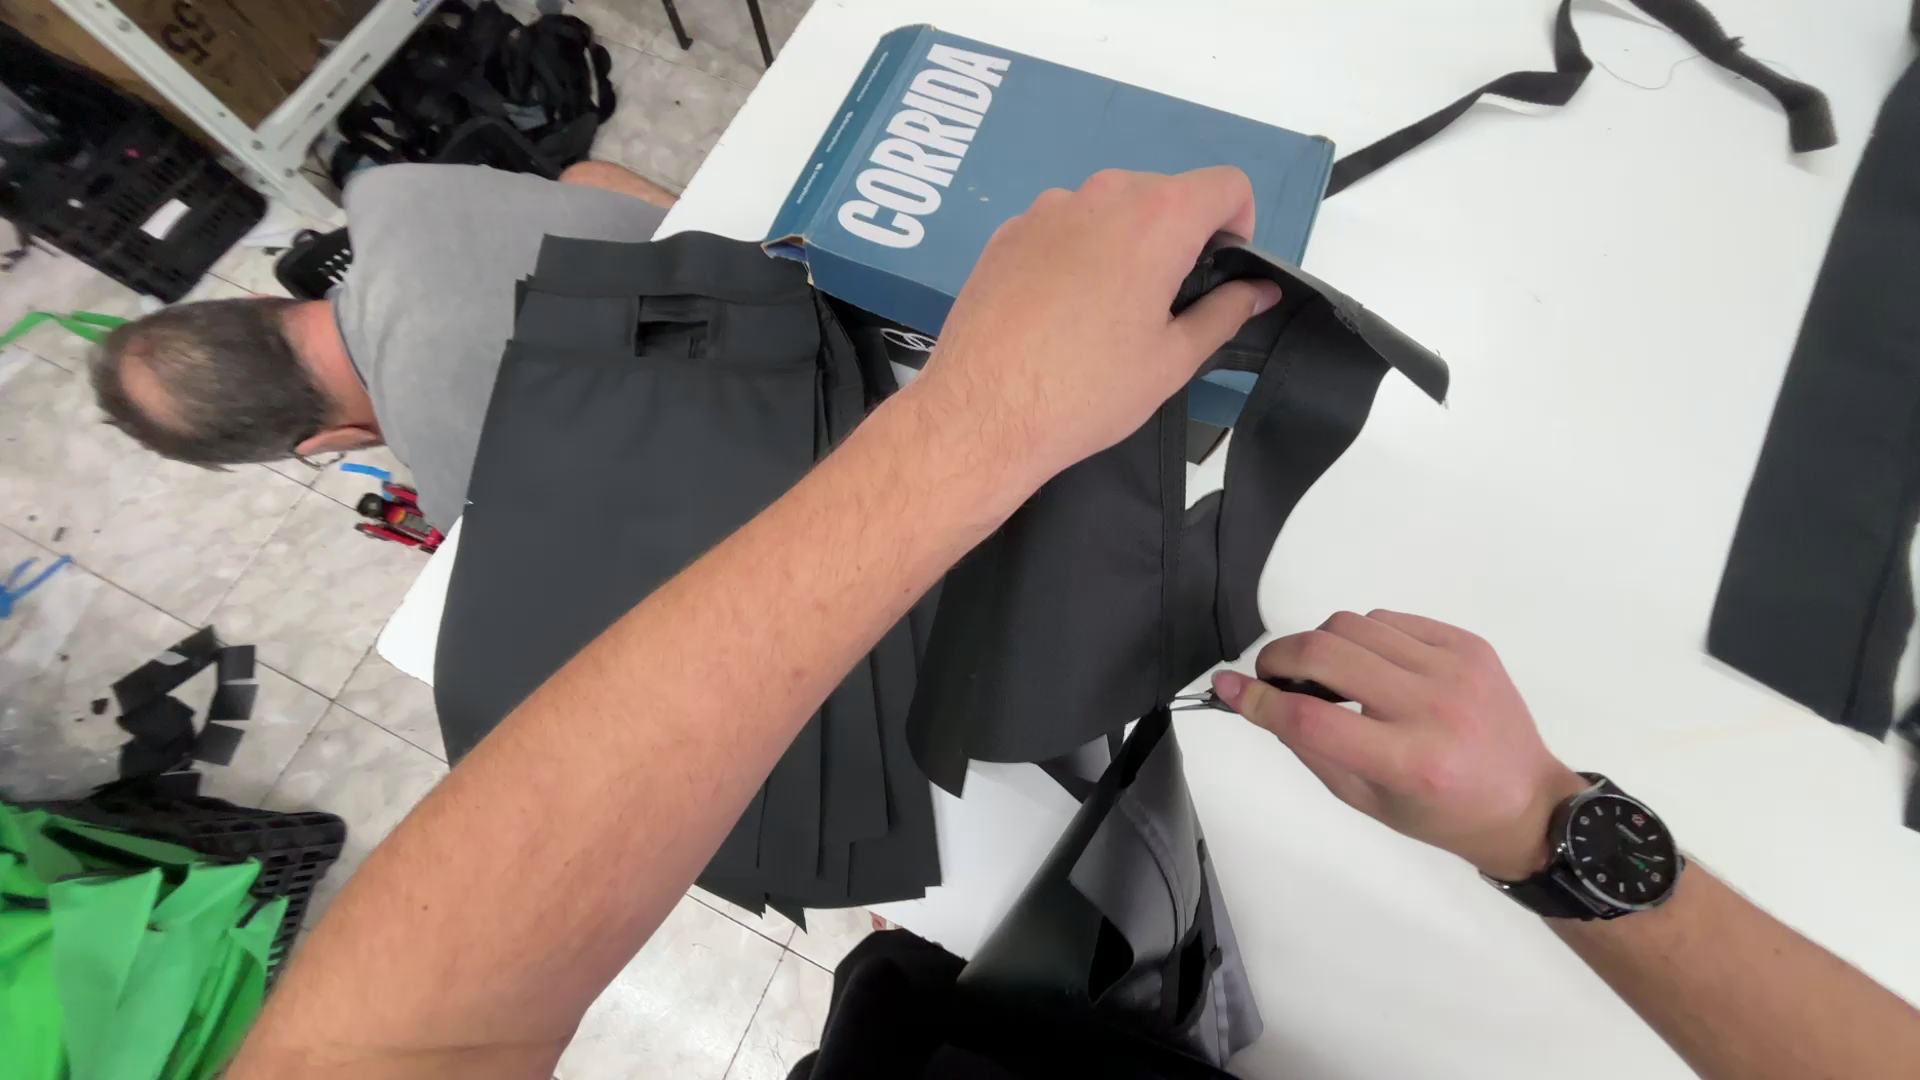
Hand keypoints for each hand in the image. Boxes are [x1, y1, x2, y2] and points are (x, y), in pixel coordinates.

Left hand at [909, 167, 1281, 485]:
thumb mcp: (1171, 361)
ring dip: (1120, 247)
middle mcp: (1099, 195)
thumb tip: (1257, 290)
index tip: (1218, 273)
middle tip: (1159, 308)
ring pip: (1105, 212)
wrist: (981, 415)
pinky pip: (1058, 231)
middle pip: (1162, 196)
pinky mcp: (1003, 236)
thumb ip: (1224, 314)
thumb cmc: (1087, 391)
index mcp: (1156, 216)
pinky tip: (1053, 314)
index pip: (1225, 185)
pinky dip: (1072, 256)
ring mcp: (1043, 211)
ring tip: (1099, 317)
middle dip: (1176, 240)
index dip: (1238, 225)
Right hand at [1212, 610, 1588, 880]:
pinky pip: (1386, 619)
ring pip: (1351, 624)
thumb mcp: (1359, 796)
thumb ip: (1301, 741)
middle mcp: (1435, 708)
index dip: (1258, 699)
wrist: (1528, 804)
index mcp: (1410, 762)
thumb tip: (1244, 692)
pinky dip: (1360, 638)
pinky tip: (1370, 666)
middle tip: (1273, 676)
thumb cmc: (1436, 814)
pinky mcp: (1469, 645)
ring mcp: (1456, 669)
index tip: (1226, 685)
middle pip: (1325, 653)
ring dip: (1320, 645)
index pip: (1310, 717)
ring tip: (1328, 675)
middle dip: (1279, 658)